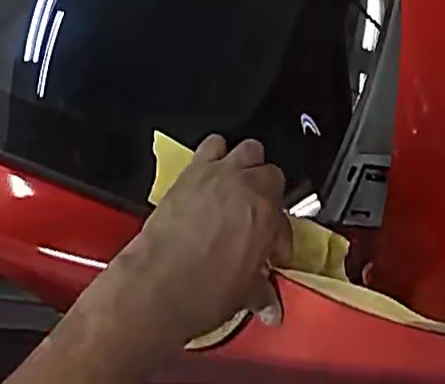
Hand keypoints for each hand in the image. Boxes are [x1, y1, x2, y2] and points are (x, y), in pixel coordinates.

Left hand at [104, 134, 294, 344]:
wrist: (159, 282)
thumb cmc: (204, 290)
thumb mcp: (244, 295)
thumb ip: (260, 289)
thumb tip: (266, 299)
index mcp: (266, 217)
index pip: (284, 224)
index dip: (280, 243)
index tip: (272, 255)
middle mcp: (246, 186)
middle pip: (271, 175)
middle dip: (268, 195)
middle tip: (258, 215)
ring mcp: (218, 172)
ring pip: (247, 149)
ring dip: (247, 166)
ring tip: (239, 188)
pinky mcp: (192, 168)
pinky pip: (212, 144)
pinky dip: (216, 155)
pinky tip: (211, 178)